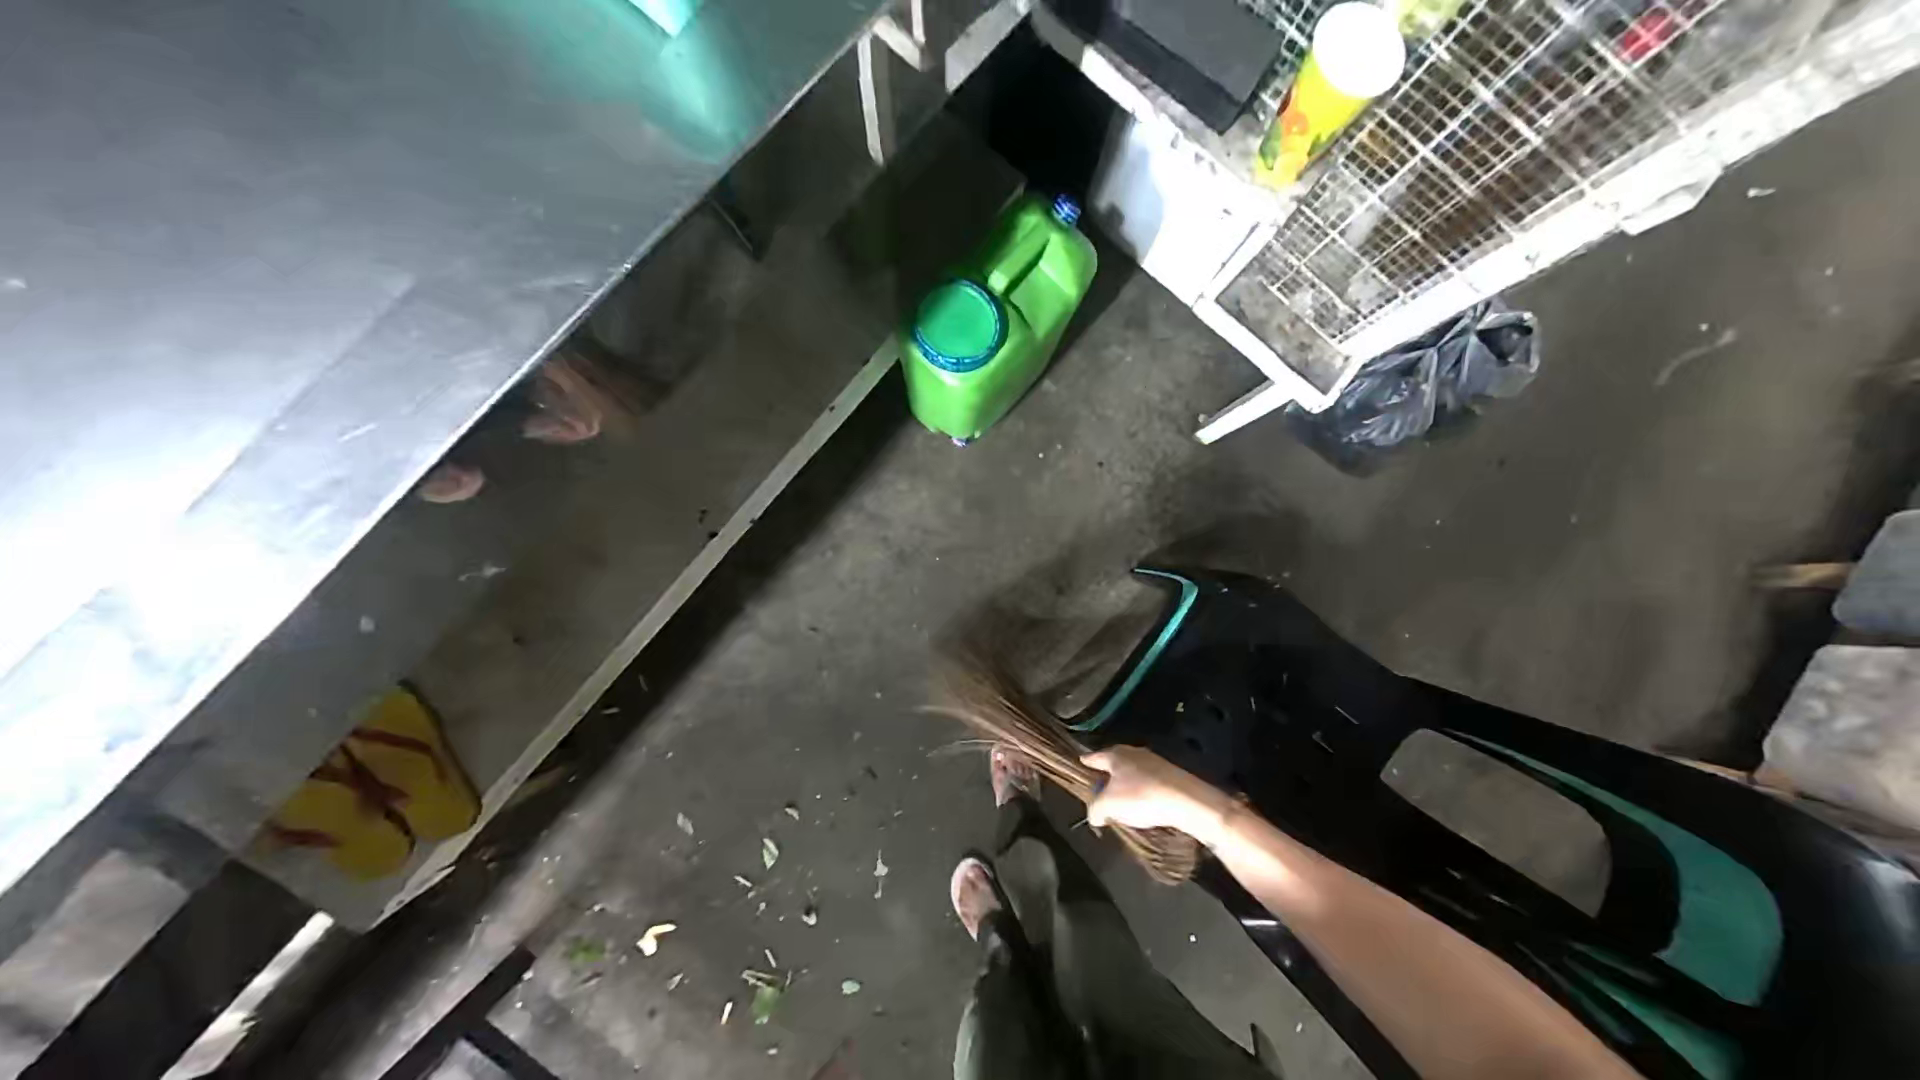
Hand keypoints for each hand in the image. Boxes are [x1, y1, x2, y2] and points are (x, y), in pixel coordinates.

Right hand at [1081, 747, 1234, 842]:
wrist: (1187, 800)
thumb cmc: (1141, 797)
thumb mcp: (1109, 806)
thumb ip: (1095, 809)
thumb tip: (1094, 815)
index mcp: (1115, 754)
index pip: (1093, 757)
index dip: (1085, 763)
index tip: (1080, 765)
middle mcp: (1133, 752)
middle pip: (1113, 764)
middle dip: (1106, 777)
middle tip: (1099, 792)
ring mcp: (1153, 761)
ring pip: (1132, 773)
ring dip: (1125, 786)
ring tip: (1122, 804)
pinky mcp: (1169, 774)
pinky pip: (1148, 782)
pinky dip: (1142, 792)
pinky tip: (1143, 806)